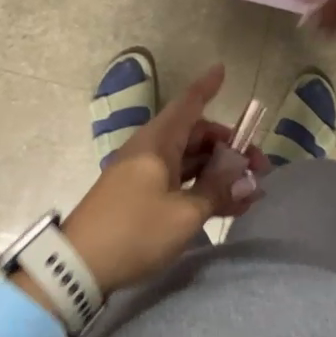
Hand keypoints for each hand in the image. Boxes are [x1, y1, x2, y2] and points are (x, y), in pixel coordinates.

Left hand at [21, 65, 267, 309]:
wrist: (78, 266)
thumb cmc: (135, 229)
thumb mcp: (184, 214)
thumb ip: (218, 192)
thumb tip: (246, 181)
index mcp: (158, 141)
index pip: (188, 103)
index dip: (207, 86)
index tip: (223, 69)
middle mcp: (151, 148)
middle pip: (195, 134)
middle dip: (229, 146)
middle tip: (258, 167)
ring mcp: (143, 173)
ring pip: (188, 159)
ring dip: (217, 170)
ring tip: (247, 191)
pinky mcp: (138, 196)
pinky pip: (177, 179)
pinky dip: (200, 186)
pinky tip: (223, 204)